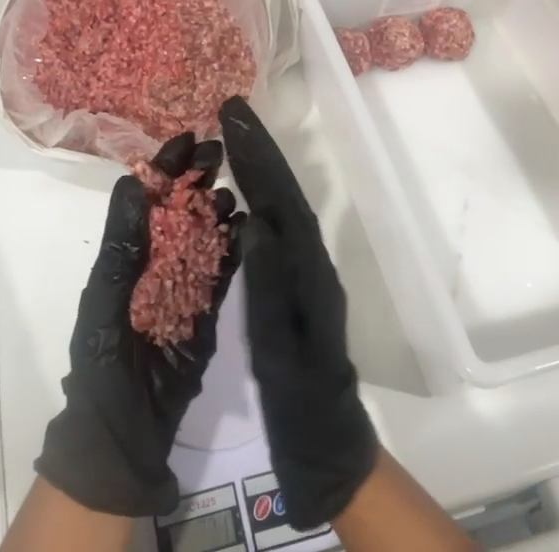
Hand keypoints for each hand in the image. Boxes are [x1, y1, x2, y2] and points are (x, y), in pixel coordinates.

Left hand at [34, 132, 242, 517]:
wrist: (125, 424)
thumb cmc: (103, 357)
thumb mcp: (106, 295)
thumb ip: (123, 241)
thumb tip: (135, 182)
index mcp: (128, 250)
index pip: (148, 196)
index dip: (166, 166)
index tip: (187, 137)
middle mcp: (157, 259)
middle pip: (181, 208)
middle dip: (198, 177)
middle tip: (219, 152)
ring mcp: (184, 282)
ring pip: (206, 234)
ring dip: (219, 209)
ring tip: (233, 191)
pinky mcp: (208, 309)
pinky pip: (224, 271)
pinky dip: (237, 248)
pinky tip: (249, 227)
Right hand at [221, 97, 378, 529]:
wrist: (328, 447)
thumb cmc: (300, 405)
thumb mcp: (279, 352)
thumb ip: (268, 288)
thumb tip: (254, 222)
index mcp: (308, 272)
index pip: (280, 199)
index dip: (257, 156)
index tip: (232, 117)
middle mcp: (311, 264)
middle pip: (284, 194)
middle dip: (258, 150)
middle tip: (230, 110)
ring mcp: (306, 275)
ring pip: (281, 208)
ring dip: (259, 170)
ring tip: (232, 139)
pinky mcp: (296, 288)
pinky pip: (274, 230)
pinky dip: (257, 201)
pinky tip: (238, 197)